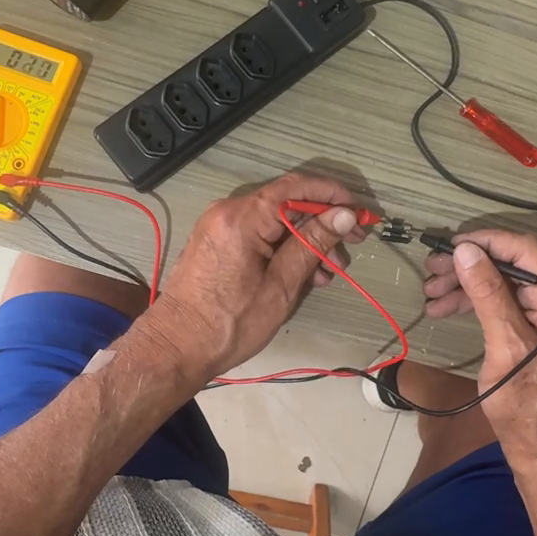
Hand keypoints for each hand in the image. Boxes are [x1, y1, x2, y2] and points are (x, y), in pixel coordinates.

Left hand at [140, 173, 369, 378]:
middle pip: (288, 204)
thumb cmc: (230, 322)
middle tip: (351, 248)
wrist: (176, 348)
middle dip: (323, 224)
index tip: (360, 214)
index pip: (298, 187)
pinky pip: (260, 234)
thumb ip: (313, 244)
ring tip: (329, 273)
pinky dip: (284, 248)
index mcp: (244, 216)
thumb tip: (344, 214)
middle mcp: (229, 210)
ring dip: (306, 242)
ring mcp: (220, 225)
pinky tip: (304, 275)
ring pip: (276, 221)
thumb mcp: (282, 285)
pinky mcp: (218, 241)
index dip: (334, 195)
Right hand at [422, 230, 536, 464]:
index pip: (526, 251)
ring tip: (430, 290)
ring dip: (464, 282)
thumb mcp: (505, 346)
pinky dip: (471, 300)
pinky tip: (443, 306)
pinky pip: (499, 299)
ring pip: (500, 280)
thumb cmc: (526, 402)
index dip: (488, 241)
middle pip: (510, 264)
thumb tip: (465, 251)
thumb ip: (488, 295)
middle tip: (432, 268)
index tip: (451, 244)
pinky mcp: (530, 324)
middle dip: (469, 264)